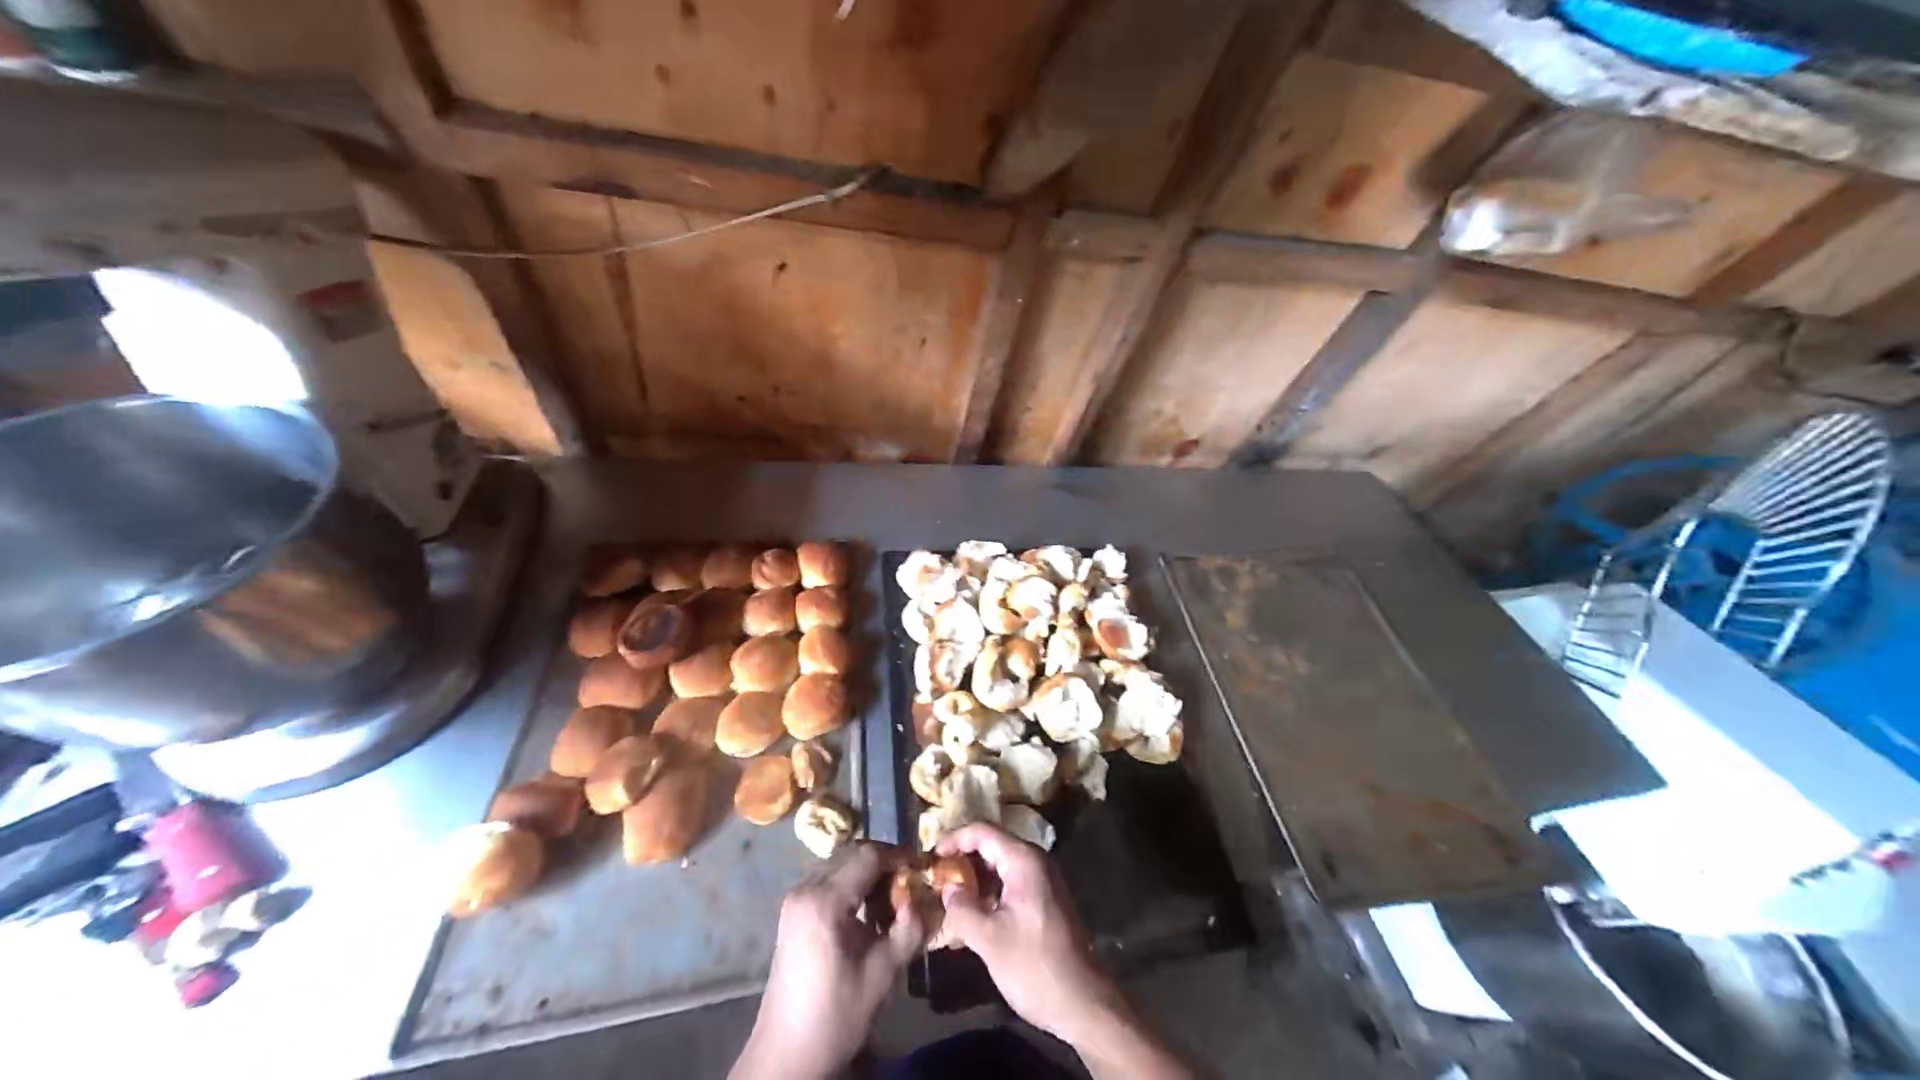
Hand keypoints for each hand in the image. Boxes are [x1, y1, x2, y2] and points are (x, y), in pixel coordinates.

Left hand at [730, 842, 924, 1079]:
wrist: (786, 1054)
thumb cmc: (835, 1015)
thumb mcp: (881, 974)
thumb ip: (908, 931)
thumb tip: (931, 902)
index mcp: (824, 901)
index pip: (868, 855)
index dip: (900, 857)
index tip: (924, 869)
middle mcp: (805, 889)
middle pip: (852, 854)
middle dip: (885, 862)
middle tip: (912, 882)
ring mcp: (795, 900)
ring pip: (840, 865)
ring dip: (868, 873)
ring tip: (895, 897)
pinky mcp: (794, 912)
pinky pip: (828, 881)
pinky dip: (852, 885)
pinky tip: (869, 911)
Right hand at [934, 823, 1122, 1043]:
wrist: (1083, 1004)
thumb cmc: (1034, 966)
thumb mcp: (988, 939)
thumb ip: (961, 908)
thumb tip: (946, 889)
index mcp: (1024, 861)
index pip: (982, 832)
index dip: (953, 838)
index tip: (929, 855)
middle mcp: (1035, 863)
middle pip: (991, 846)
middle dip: (961, 859)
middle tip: (934, 876)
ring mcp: (1042, 882)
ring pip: (999, 867)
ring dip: (973, 879)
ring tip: (946, 897)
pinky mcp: (1044, 902)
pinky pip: (1009, 884)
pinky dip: (988, 893)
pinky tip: (970, 916)